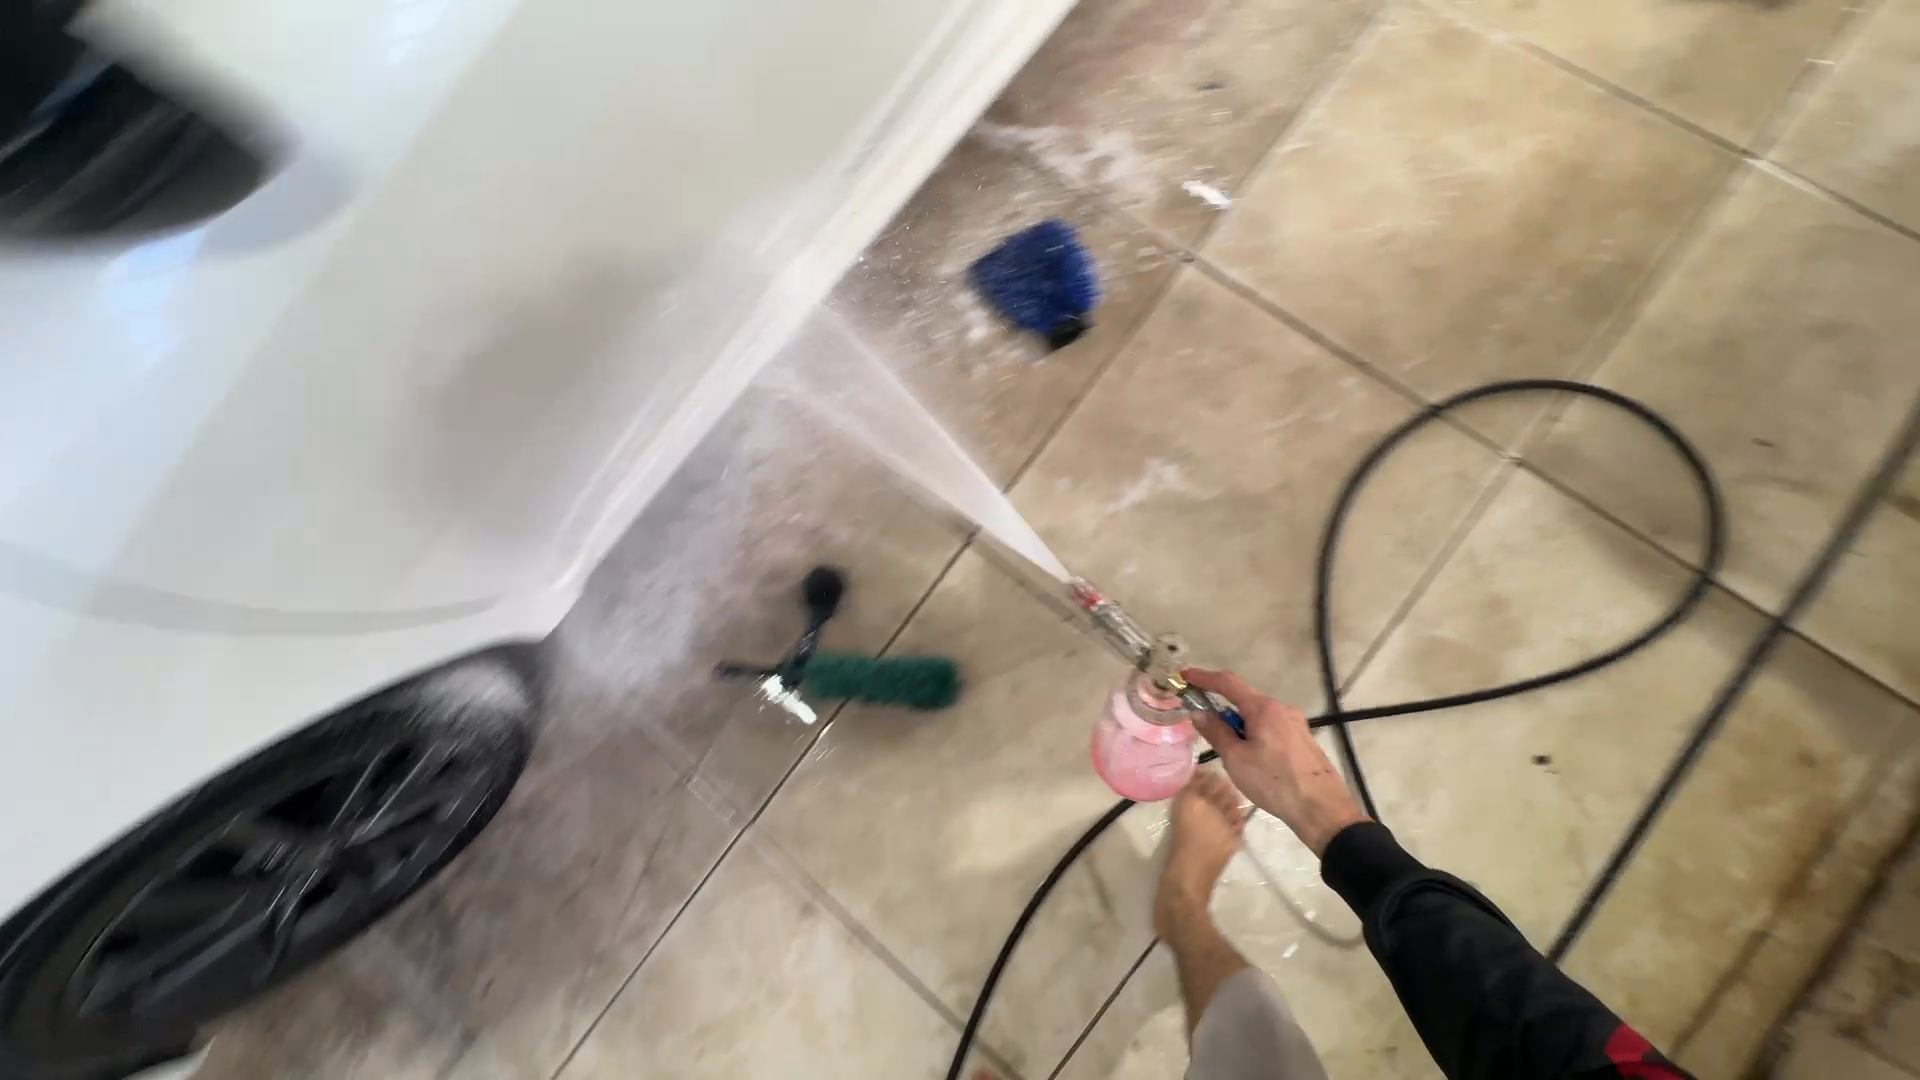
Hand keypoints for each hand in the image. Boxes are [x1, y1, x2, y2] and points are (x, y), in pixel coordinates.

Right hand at [1184, 668, 1369, 856]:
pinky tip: (1255, 760)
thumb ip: (1216, 732)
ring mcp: (1296, 724)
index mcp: (1263, 708)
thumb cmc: (1274, 782)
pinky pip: (1272, 728)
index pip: (1228, 683)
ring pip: (1259, 716)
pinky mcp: (1304, 740)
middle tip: (1206, 727)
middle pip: (1245, 700)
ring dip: (1240, 726)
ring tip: (1232, 753)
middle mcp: (1282, 709)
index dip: (1204, 677)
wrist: (1323, 810)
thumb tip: (1198, 712)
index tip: (1185, 676)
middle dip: (1223, 709)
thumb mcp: (1236, 759)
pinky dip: (1256, 734)